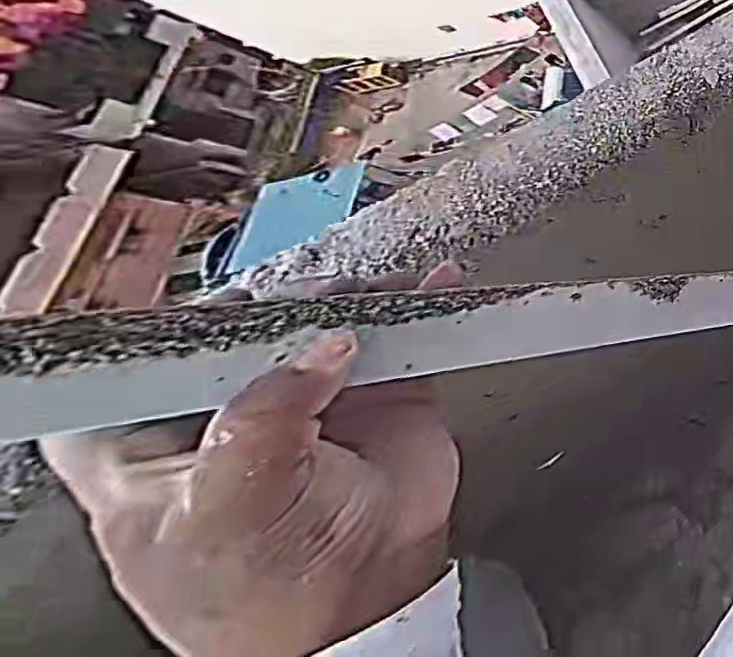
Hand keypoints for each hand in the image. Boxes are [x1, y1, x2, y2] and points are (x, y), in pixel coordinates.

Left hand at [42, 265, 464, 656]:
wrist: (369, 591)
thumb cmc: (266, 579)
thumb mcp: (234, 508)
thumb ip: (264, 422)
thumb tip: (327, 345)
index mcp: (151, 438)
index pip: (149, 357)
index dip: (196, 323)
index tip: (253, 307)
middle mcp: (233, 404)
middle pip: (260, 322)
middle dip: (304, 301)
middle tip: (337, 301)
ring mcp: (316, 392)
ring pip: (337, 318)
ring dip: (371, 295)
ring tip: (395, 291)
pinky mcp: (386, 385)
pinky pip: (404, 331)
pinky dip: (426, 303)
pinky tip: (439, 286)